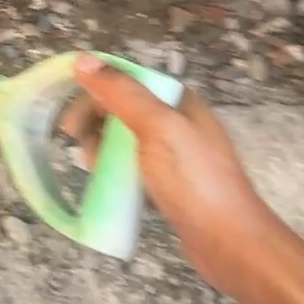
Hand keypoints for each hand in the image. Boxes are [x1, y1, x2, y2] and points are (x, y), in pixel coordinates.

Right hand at [62, 55, 280, 294]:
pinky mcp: (167, 181)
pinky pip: (130, 165)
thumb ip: (121, 92)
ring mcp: (172, 152)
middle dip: (94, 127)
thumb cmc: (194, 182)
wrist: (231, 245)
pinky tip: (112, 184)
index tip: (71, 125)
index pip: (122, 81)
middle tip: (83, 153)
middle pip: (117, 109)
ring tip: (98, 172)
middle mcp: (174, 120)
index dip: (92, 96)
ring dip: (102, 151)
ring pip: (120, 138)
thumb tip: (82, 58)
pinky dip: (115, 170)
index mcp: (176, 100)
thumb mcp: (157, 128)